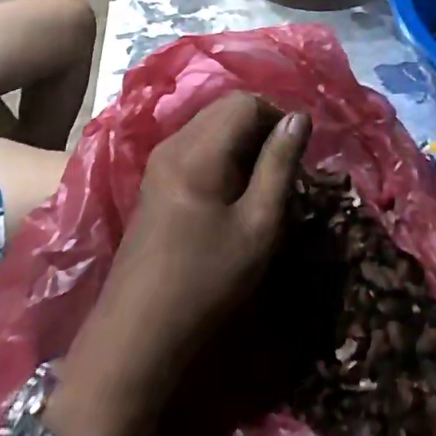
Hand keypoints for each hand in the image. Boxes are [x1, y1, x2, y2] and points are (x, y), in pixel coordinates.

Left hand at [42, 93, 310, 435]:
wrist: (136, 334)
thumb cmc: (206, 282)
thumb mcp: (258, 226)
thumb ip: (279, 165)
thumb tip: (298, 118)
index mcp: (198, 151)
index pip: (245, 101)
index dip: (277, 116)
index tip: (297, 151)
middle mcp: (173, 143)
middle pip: (225, 107)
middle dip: (261, 125)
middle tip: (283, 165)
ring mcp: (158, 161)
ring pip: (210, 123)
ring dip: (242, 138)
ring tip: (262, 179)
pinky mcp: (154, 179)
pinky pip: (195, 143)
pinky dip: (222, 151)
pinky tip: (232, 190)